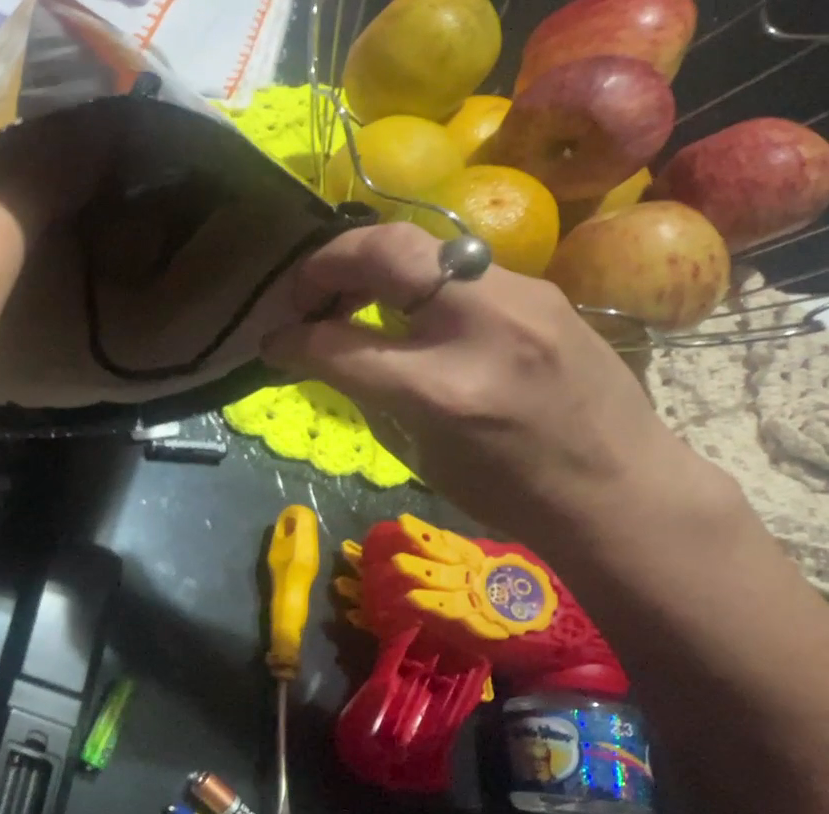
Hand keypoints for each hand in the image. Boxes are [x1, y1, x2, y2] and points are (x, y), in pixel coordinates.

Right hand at [259, 223, 729, 549]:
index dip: (289, 339)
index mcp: (442, 391)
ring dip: (368, 264)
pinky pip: (456, 266)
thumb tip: (305, 350)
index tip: (270, 343)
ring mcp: (522, 298)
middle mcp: (484, 328)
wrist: (619, 487)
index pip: (338, 343)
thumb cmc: (503, 489)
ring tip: (346, 300)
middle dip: (325, 265)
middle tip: (303, 297)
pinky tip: (403, 310)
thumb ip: (361, 388)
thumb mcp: (413, 449)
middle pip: (386, 252)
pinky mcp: (541, 289)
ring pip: (422, 247)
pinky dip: (411, 279)